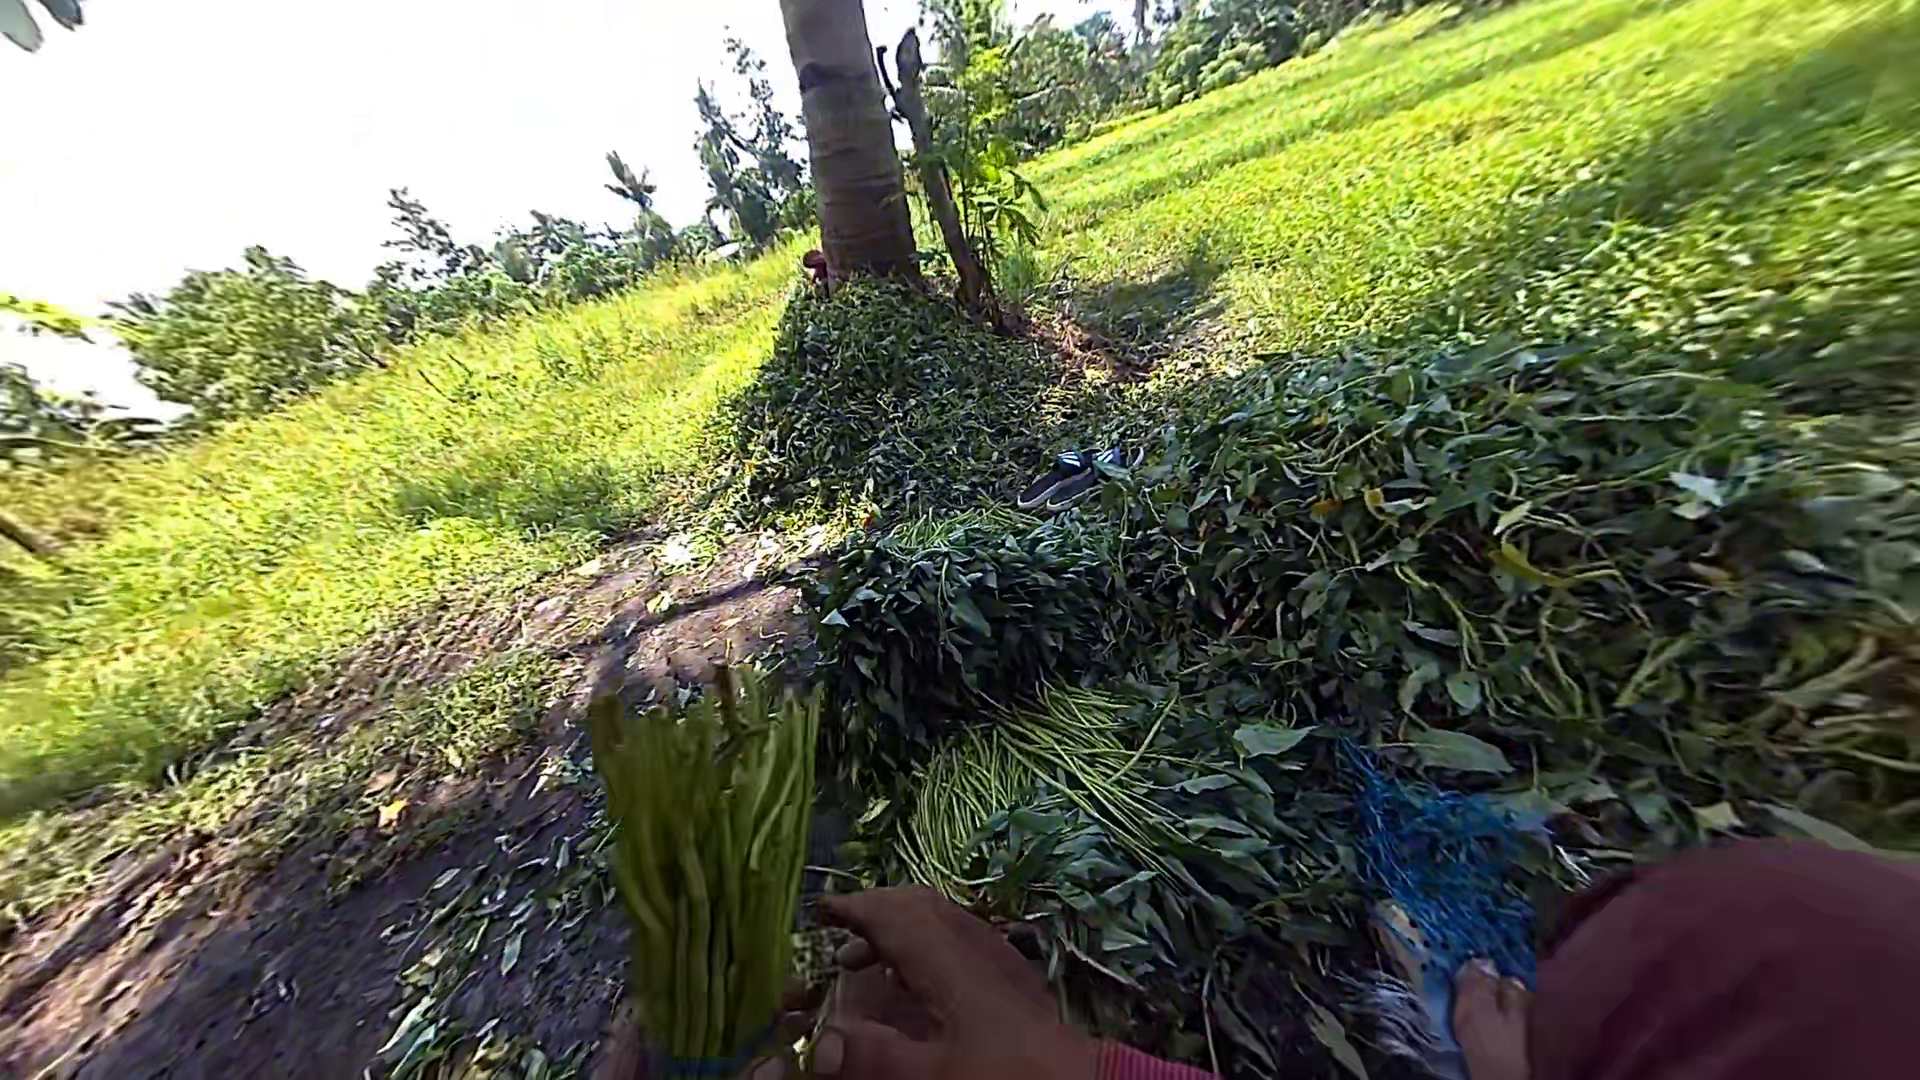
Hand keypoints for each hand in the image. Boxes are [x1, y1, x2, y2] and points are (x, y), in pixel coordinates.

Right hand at [812, 887, 1098, 1079]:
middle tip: (839, 930)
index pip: (889, 914)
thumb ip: (875, 1057)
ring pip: (933, 914)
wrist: (1074, 1079)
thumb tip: (823, 1041)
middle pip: (912, 904)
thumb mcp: (931, 1078)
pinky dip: (921, 937)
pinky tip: (914, 975)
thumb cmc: (999, 1075)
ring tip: (865, 956)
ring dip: (896, 924)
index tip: (820, 909)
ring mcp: (988, 946)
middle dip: (872, 910)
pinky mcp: (1003, 963)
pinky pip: (951, 931)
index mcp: (943, 955)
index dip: (852, 908)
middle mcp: (965, 936)